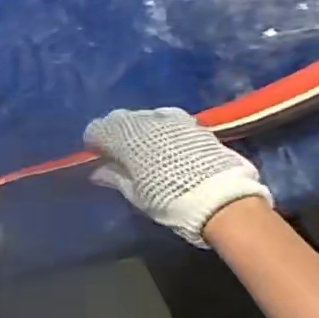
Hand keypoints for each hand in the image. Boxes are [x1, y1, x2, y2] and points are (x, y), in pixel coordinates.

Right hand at [83, 107, 271, 246]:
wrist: (224, 201)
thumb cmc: (170, 200)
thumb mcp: (135, 194)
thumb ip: (114, 177)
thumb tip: (98, 171)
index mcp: (124, 139)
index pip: (97, 129)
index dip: (94, 142)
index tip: (97, 156)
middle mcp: (145, 123)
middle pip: (120, 119)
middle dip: (115, 132)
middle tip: (118, 152)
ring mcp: (171, 121)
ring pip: (145, 116)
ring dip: (139, 128)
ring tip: (144, 147)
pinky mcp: (194, 126)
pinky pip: (168, 119)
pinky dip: (161, 129)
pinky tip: (167, 144)